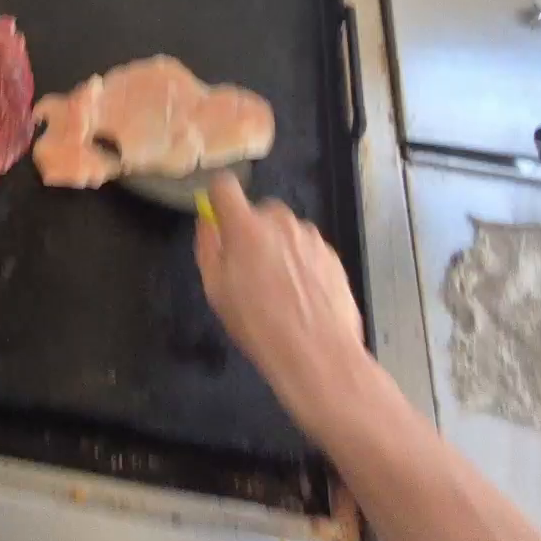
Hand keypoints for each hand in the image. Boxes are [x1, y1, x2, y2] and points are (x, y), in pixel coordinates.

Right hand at [195, 171, 372, 440]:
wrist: (319, 355)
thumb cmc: (257, 324)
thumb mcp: (215, 291)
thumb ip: (208, 247)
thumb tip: (208, 222)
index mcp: (246, 226)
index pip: (224, 185)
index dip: (217, 197)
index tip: (217, 217)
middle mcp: (280, 221)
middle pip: (258, 210)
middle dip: (251, 231)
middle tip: (249, 268)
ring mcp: (311, 236)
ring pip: (285, 231)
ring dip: (278, 247)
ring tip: (280, 289)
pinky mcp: (333, 255)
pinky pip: (307, 249)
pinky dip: (301, 263)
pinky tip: (302, 297)